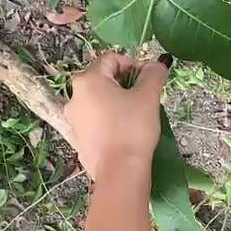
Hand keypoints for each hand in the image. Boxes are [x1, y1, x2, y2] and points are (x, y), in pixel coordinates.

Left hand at [65, 52, 169, 182]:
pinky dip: (109, 118)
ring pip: (99, 99)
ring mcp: (73, 118)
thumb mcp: (148, 97)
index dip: (133, 64)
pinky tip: (124, 131)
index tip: (148, 80)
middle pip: (103, 78)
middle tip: (145, 97)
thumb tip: (157, 64)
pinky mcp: (77, 137)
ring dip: (117, 101)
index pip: (111, 59)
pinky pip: (95, 119)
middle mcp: (74, 96)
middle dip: (125, 84)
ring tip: (136, 115)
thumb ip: (153, 75)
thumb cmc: (133, 127)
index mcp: (88, 80)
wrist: (119, 170)